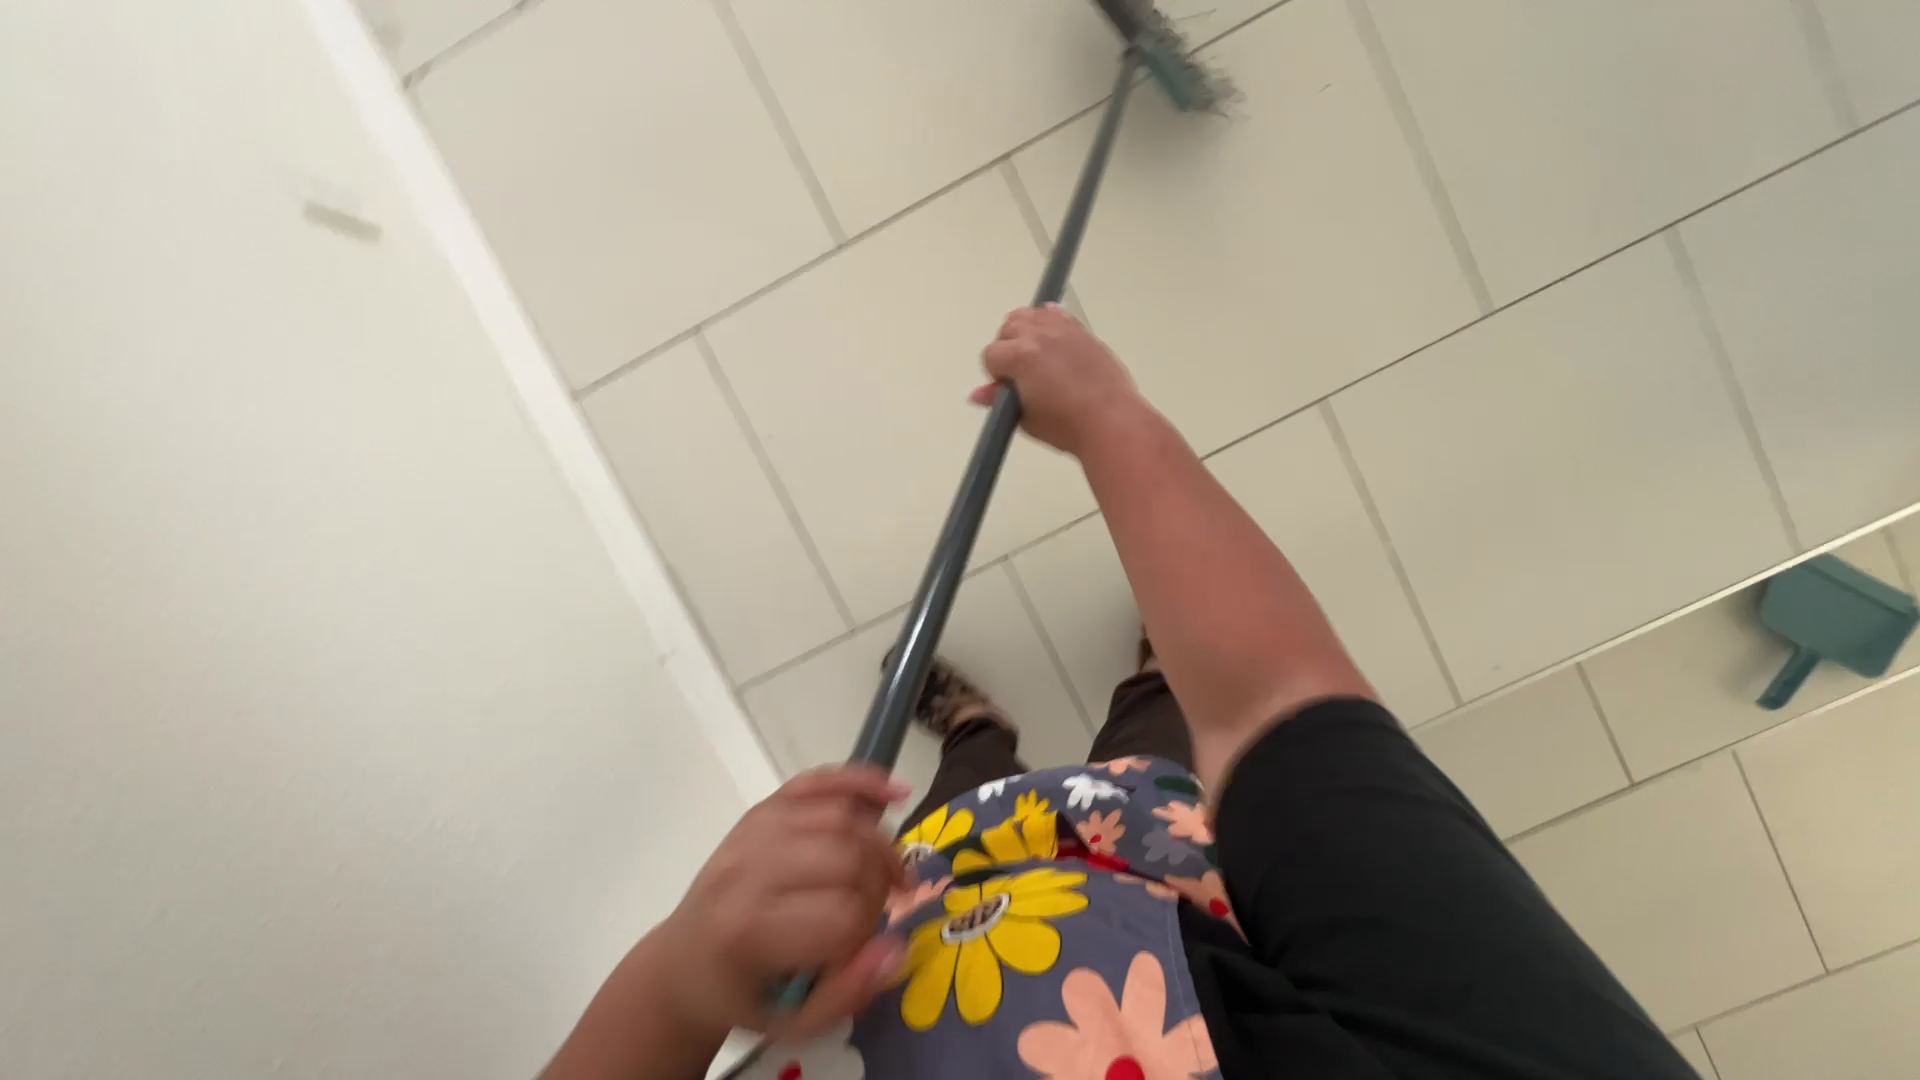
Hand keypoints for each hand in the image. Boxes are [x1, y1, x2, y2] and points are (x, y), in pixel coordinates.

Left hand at [645, 767, 910, 1039]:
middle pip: (848, 855)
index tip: (864, 945)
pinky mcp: (761, 807)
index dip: (869, 929)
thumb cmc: (742, 993)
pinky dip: (860, 782)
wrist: (685, 961)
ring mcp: (753, 830)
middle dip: (880, 882)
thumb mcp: (790, 1023)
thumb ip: (847, 993)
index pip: (844, 913)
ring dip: (879, 842)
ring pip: (841, 815)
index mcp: (751, 929)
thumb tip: (896, 947)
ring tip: (888, 870)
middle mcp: (749, 869)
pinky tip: (893, 794)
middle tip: (885, 905)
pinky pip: (818, 780)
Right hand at [973, 304, 1144, 454]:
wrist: (1110, 420)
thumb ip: (1000, 400)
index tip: (1007, 390)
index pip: (991, 354)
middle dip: (1006, 349)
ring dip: (1024, 331)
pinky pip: (1057, 314)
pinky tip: (1051, 336)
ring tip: (1032, 355)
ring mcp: (1063, 330)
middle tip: (1019, 375)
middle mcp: (1039, 335)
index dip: (995, 374)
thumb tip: (978, 394)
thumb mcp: (1026, 418)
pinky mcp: (1082, 333)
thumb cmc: (1065, 426)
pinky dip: (1048, 321)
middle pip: (1008, 328)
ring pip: (1030, 315)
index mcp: (1021, 356)